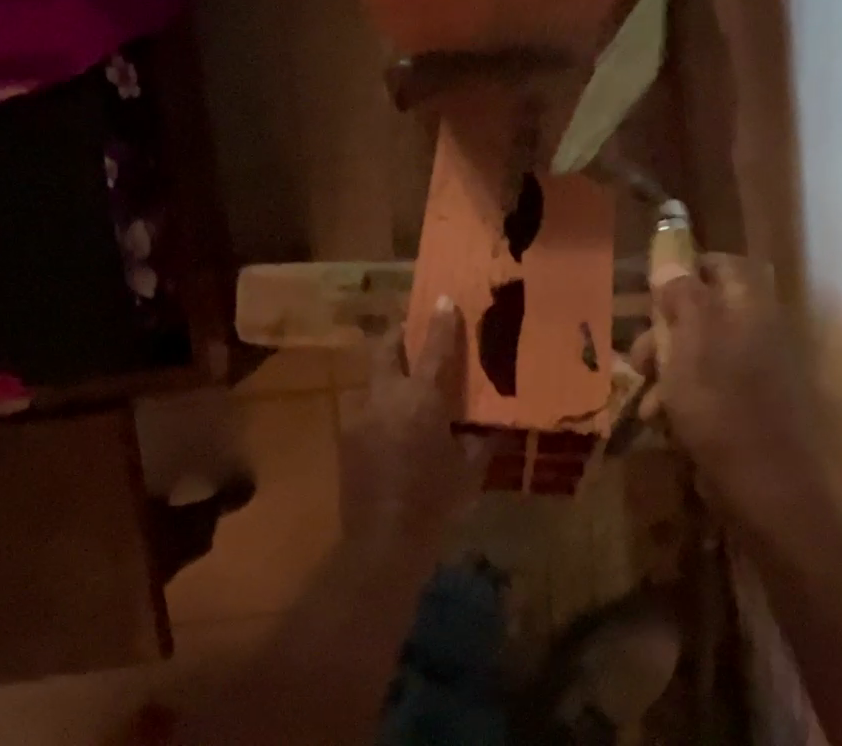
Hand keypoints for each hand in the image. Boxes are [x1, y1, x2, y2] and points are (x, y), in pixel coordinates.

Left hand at [340, 297, 485, 543]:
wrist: (382, 543)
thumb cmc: (436, 503)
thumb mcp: (470, 470)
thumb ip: (481, 439)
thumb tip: (494, 422)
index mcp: (422, 400)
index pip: (434, 349)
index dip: (441, 321)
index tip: (445, 298)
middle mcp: (386, 397)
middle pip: (387, 348)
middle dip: (399, 333)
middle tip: (414, 331)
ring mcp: (361, 414)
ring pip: (374, 377)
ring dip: (390, 372)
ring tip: (408, 384)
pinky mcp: (347, 436)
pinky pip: (367, 407)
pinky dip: (383, 405)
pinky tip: (395, 425)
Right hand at [637, 254, 822, 527]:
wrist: (764, 485)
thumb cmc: (719, 402)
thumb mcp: (689, 340)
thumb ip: (682, 295)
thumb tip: (672, 262)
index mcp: (750, 306)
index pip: (724, 265)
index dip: (689, 269)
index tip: (653, 288)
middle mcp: (759, 331)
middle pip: (705, 312)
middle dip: (664, 330)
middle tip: (638, 355)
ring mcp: (759, 372)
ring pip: (701, 354)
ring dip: (667, 370)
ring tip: (645, 397)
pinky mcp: (751, 408)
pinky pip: (710, 389)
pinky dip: (683, 399)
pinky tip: (662, 422)